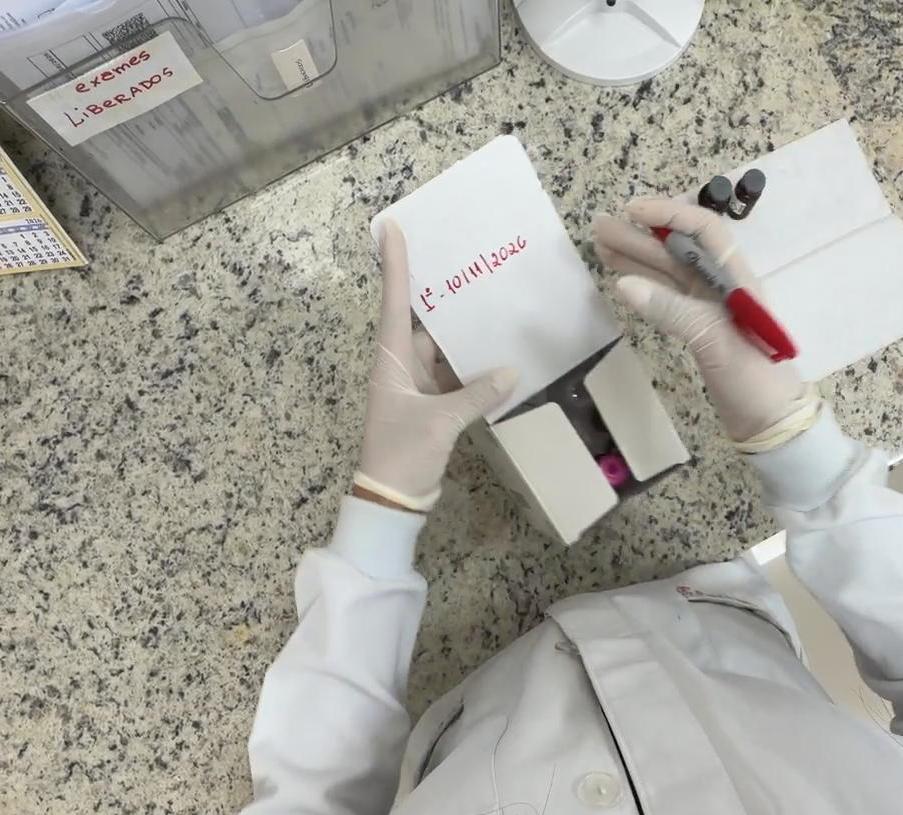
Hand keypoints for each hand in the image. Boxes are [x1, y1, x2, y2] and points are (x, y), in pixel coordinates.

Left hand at [352, 222, 517, 511]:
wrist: (393, 499)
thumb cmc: (403, 455)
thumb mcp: (440, 422)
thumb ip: (476, 395)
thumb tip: (512, 372)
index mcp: (392, 362)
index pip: (395, 304)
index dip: (395, 266)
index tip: (391, 228)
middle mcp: (403, 367)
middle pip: (424, 322)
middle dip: (445, 296)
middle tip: (469, 262)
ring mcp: (419, 387)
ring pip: (444, 351)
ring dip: (465, 335)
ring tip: (494, 303)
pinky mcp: (433, 407)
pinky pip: (456, 378)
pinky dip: (475, 369)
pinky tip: (499, 357)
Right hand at [593, 198, 817, 449]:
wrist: (771, 422)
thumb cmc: (754, 379)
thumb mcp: (713, 340)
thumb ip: (671, 311)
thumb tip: (624, 285)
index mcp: (735, 278)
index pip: (702, 231)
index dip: (668, 216)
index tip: (631, 211)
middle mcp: (721, 288)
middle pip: (678, 251)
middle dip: (640, 236)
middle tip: (599, 228)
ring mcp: (709, 311)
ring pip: (668, 274)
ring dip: (636, 259)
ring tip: (601, 247)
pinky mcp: (699, 333)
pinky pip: (667, 300)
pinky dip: (644, 288)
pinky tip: (623, 280)